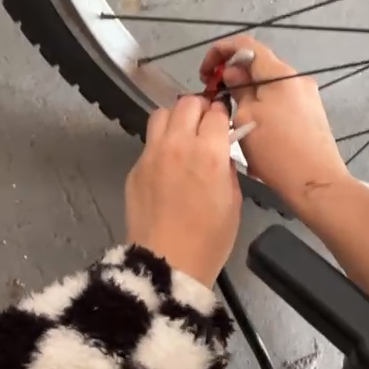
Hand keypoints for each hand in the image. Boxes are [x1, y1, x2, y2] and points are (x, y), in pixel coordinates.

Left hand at [125, 95, 241, 285]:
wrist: (166, 264)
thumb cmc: (209, 240)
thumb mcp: (233, 202)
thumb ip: (227, 169)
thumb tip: (220, 154)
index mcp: (209, 153)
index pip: (216, 112)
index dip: (222, 115)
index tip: (224, 123)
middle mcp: (178, 145)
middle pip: (186, 103)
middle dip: (199, 109)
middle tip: (204, 124)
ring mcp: (151, 155)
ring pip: (160, 114)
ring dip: (175, 119)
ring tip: (182, 137)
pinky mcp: (135, 169)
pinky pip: (149, 143)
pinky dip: (160, 145)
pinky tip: (167, 165)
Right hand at [199, 36, 350, 209]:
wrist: (316, 183)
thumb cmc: (276, 152)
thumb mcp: (245, 119)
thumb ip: (236, 90)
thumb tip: (230, 73)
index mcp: (279, 74)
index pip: (246, 45)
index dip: (220, 52)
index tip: (205, 72)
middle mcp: (296, 79)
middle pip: (258, 64)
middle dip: (232, 75)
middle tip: (214, 95)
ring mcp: (306, 95)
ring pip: (268, 84)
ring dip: (246, 92)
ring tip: (231, 114)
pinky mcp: (310, 113)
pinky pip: (280, 99)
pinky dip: (261, 104)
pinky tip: (252, 126)